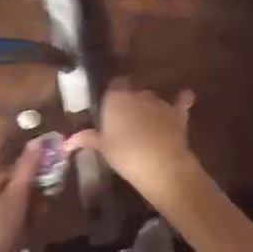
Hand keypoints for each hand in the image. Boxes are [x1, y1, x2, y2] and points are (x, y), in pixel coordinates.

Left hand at [0, 140, 40, 251]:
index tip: (48, 171)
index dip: (30, 169)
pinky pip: (17, 216)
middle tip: (49, 194)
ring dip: (34, 204)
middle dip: (34, 189)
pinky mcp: (0, 230)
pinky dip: (29, 217)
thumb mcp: (16, 195)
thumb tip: (38, 141)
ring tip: (44, 211)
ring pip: (18, 201)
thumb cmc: (1, 226)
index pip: (10, 169)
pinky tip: (38, 222)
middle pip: (15, 185)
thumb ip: (27, 168)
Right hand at [67, 78, 200, 201]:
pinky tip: (186, 96)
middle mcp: (137, 94)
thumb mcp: (103, 148)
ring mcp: (159, 102)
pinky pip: (180, 101)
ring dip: (149, 108)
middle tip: (126, 123)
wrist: (161, 165)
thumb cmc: (125, 155)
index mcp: (116, 98)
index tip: (110, 110)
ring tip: (146, 127)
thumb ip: (87, 139)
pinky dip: (182, 99)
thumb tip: (66, 143)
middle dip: (130, 103)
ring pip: (152, 99)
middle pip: (132, 92)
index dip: (112, 97)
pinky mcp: (177, 113)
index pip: (113, 87)